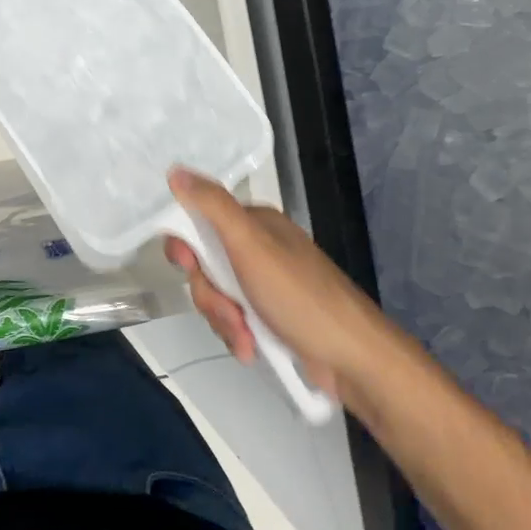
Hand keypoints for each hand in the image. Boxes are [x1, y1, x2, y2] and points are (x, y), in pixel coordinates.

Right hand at [166, 169, 410, 405]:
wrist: (355, 360)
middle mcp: (259, 249)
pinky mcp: (271, 317)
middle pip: (205, 264)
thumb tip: (175, 171)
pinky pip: (234, 319)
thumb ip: (212, 206)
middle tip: (230, 311)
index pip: (199, 221)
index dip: (187, 246)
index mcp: (256, 224)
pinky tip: (252, 348)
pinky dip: (238, 334)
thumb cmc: (301, 298)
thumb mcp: (251, 246)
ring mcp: (266, 284)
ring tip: (246, 338)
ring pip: (217, 295)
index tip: (189, 267)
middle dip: (210, 294)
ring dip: (224, 319)